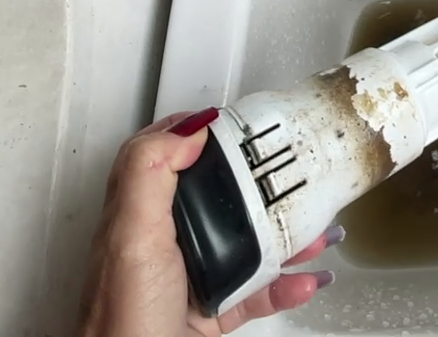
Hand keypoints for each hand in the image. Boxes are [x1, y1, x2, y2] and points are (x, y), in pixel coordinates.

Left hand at [79, 110, 337, 336]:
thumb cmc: (122, 326)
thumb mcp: (132, 235)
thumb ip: (150, 171)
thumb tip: (191, 124)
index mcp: (139, 215)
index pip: (161, 153)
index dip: (194, 130)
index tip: (237, 122)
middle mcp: (163, 242)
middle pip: (215, 193)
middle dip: (259, 181)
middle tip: (292, 172)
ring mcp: (187, 277)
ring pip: (244, 239)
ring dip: (286, 232)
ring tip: (315, 228)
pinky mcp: (207, 314)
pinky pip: (256, 290)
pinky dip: (286, 283)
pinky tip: (305, 278)